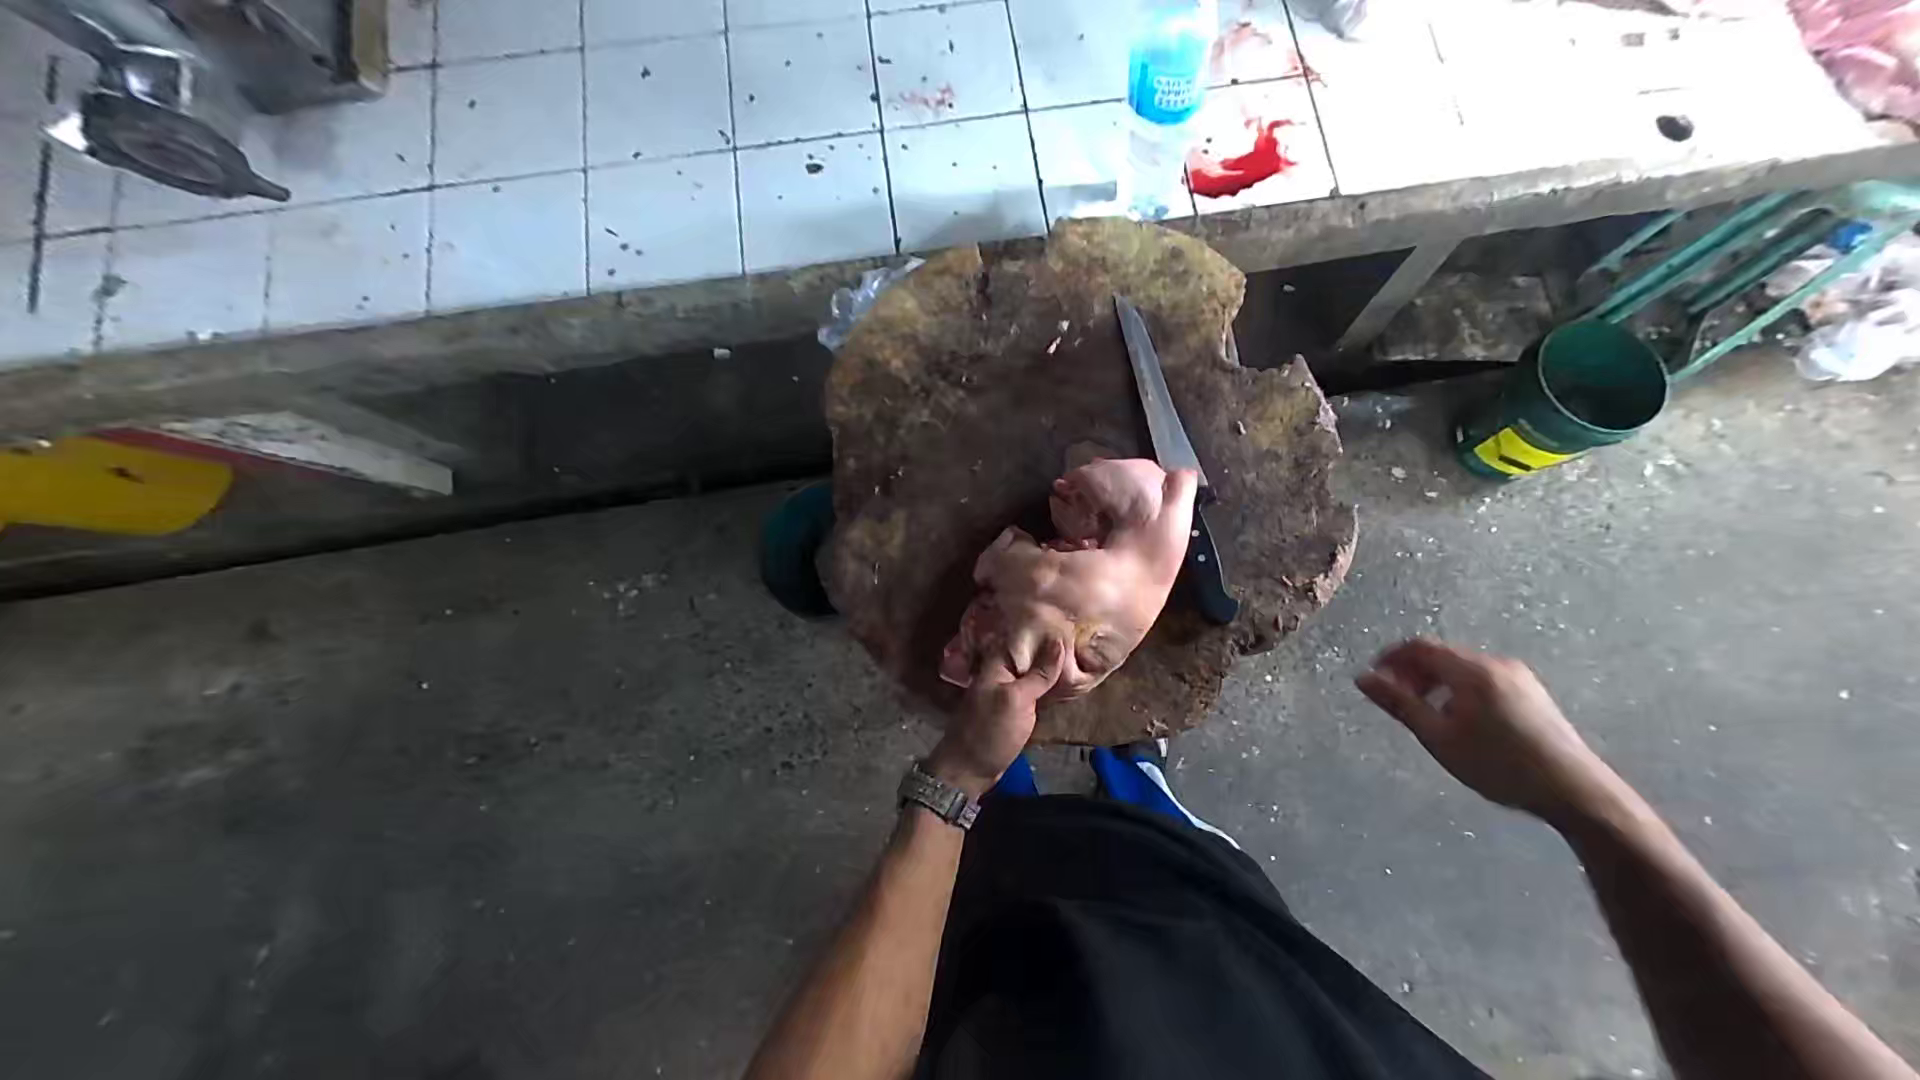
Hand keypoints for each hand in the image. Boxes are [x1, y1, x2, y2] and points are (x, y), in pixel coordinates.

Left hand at [925, 639, 1064, 797]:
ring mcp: (1005, 691)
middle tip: (1077, 636)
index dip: (1040, 628)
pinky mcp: (1012, 709)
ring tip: (1075, 653)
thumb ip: (1039, 673)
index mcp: (996, 665)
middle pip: (1026, 654)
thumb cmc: (991, 730)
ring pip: (1030, 672)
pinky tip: (1062, 681)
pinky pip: (1031, 689)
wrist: (970, 769)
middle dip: (1047, 646)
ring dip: (1048, 667)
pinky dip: (1045, 685)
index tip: (1065, 620)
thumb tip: (1058, 641)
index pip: (1020, 636)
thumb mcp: (1018, 699)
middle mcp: (1000, 673)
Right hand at [1356, 638, 1626, 829]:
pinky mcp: (1531, 692)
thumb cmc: (1498, 764)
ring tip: (1426, 713)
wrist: (1576, 792)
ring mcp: (1518, 677)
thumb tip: (1362, 678)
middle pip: (1440, 654)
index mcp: (1472, 670)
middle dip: (1411, 672)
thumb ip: (1398, 703)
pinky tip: (1459, 719)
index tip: (1374, 680)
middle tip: (1397, 700)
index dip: (1390, 658)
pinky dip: (1458, 689)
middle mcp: (1496, 664)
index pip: (1419, 646)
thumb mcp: (1437, 736)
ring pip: (1460, 667)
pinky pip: (1481, 678)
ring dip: (1434, 682)